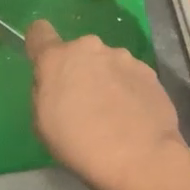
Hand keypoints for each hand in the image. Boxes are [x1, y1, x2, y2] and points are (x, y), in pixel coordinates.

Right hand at [27, 20, 189, 189]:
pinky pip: (130, 77)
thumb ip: (44, 92)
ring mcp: (124, 58)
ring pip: (107, 63)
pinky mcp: (150, 72)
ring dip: (106, 80)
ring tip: (113, 114)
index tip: (44, 64)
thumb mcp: (42, 124)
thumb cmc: (79, 145)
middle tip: (83, 104)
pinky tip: (133, 117)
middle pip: (78, 52)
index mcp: (57, 58)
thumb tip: (55, 84)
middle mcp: (91, 48)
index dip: (39, 45)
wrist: (140, 157)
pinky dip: (128, 91)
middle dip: (78, 71)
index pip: (39, 32)